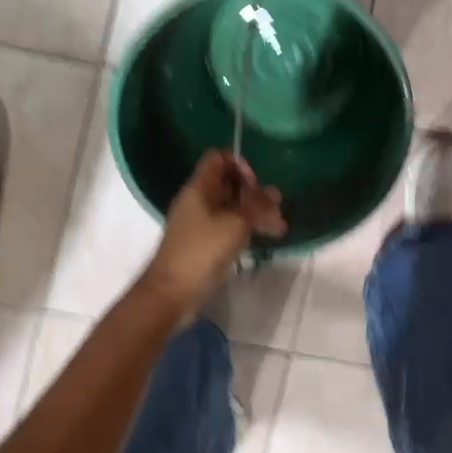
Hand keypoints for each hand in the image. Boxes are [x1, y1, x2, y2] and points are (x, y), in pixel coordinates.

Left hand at [140, 150, 287, 314]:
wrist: (172, 294)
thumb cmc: (201, 250)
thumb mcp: (235, 223)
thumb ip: (257, 205)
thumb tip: (274, 194)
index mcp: (199, 187)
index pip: (219, 158)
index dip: (239, 164)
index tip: (255, 183)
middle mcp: (199, 200)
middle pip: (229, 183)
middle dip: (254, 192)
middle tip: (275, 205)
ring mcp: (201, 223)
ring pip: (232, 207)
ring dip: (255, 212)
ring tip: (279, 225)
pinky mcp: (206, 243)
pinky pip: (230, 226)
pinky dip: (248, 228)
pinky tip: (267, 237)